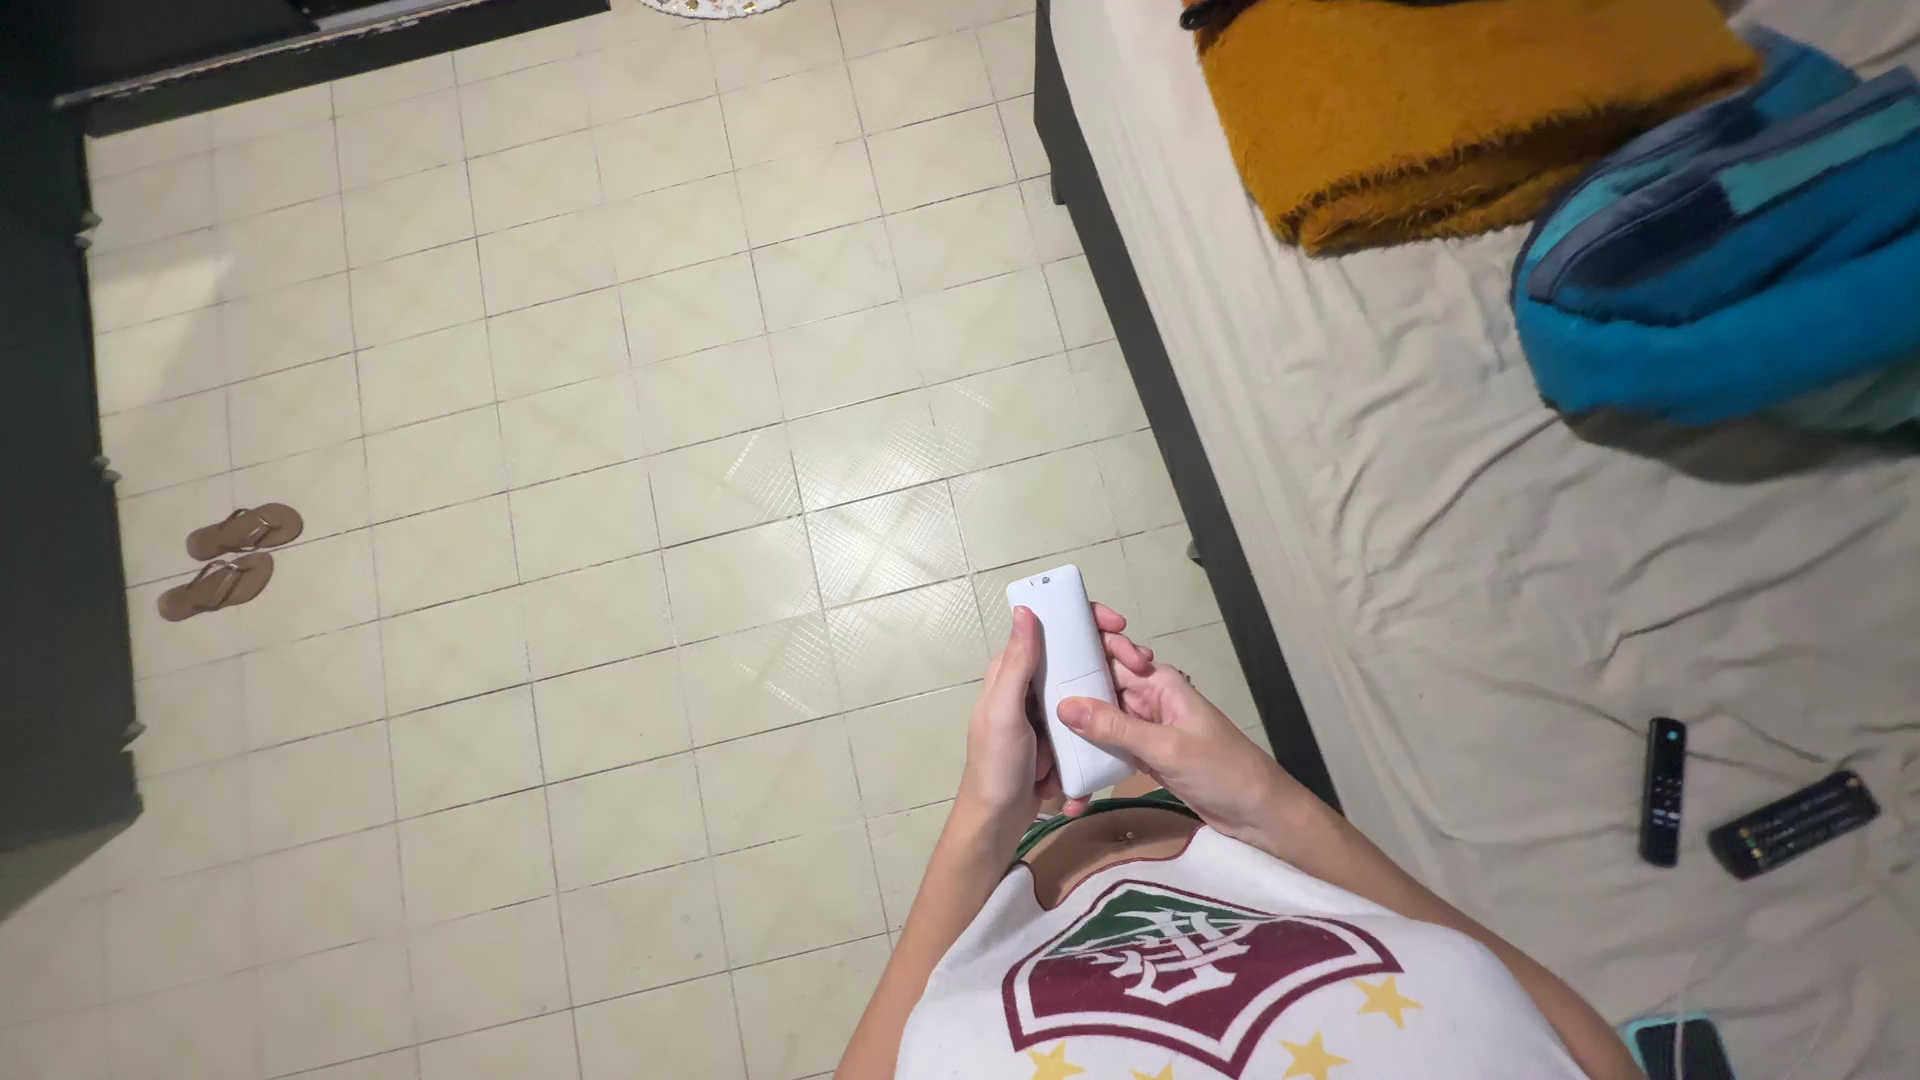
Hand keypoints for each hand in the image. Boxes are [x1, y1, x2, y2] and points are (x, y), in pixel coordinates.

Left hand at [957, 603, 1155, 839]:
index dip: (1082, 620)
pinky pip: (1091, 718)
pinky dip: (1109, 715)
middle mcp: (1031, 686)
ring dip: (1115, 681)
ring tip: (1145, 679)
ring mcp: (1049, 712)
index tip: (1115, 624)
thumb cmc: (996, 764)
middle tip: (1140, 659)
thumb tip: (1025, 610)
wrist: (1000, 822)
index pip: (1049, 631)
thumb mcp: (1004, 712)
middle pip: (1075, 655)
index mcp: (1012, 672)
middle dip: (1109, 652)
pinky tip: (1132, 715)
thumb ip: (1017, 664)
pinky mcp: (1063, 737)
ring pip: (1087, 685)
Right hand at [1058, 658, 1313, 854]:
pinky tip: (1067, 766)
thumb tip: (1064, 706)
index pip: (1109, 654)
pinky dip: (1092, 754)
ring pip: (1100, 718)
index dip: (1077, 648)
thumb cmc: (1222, 771)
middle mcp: (1147, 698)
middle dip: (1067, 691)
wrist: (1261, 816)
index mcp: (1157, 682)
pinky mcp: (1144, 754)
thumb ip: (1115, 727)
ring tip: (1038, 733)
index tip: (1042, 656)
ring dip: (1075, 727)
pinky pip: (1110, 746)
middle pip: (1098, 686)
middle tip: (1027, 701)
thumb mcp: (1166, 748)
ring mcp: (1144, 727)